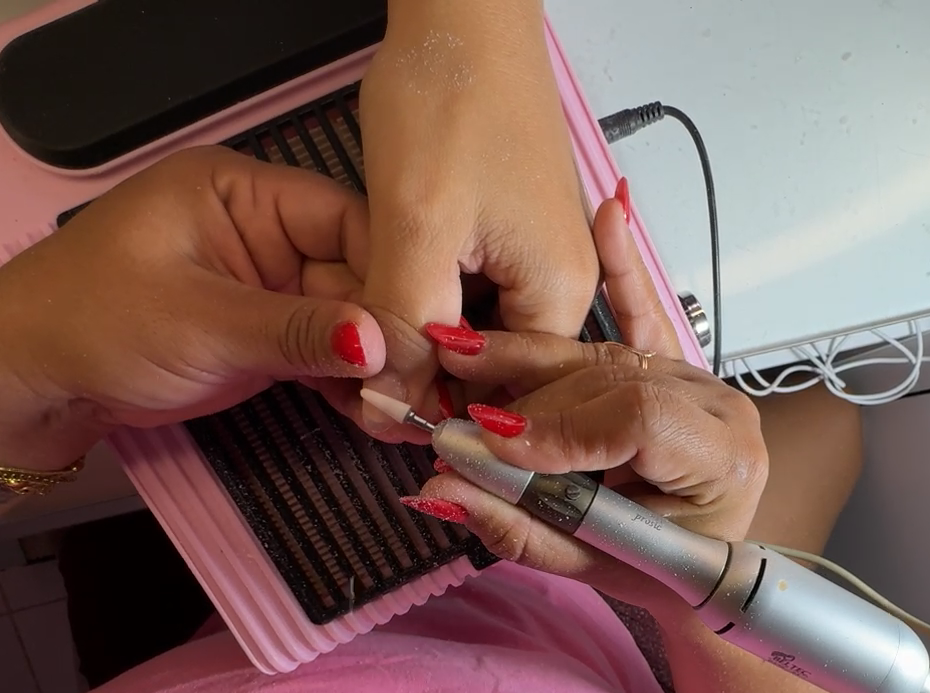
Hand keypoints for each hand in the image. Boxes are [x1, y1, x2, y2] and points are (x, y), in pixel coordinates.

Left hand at [0, 147, 386, 468]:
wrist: (34, 385)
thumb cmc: (92, 324)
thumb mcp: (197, 322)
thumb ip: (296, 331)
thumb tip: (385, 346)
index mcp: (245, 194)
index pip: (350, 222)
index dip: (393, 274)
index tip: (427, 334)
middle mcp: (272, 234)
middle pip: (363, 277)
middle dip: (391, 336)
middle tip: (421, 391)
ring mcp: (279, 289)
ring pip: (358, 324)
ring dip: (380, 371)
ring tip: (402, 414)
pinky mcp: (280, 336)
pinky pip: (336, 356)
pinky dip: (357, 388)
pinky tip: (378, 417)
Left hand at [350, 0, 599, 435]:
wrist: (464, 17)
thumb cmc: (456, 98)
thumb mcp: (418, 225)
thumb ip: (406, 324)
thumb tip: (393, 397)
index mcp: (560, 296)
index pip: (505, 391)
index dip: (441, 408)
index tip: (382, 415)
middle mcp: (564, 288)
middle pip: (495, 367)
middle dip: (431, 375)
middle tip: (365, 378)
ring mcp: (543, 264)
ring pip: (480, 335)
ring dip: (426, 340)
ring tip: (374, 332)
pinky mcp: (517, 242)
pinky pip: (477, 298)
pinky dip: (436, 305)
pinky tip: (398, 294)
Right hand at [410, 199, 764, 614]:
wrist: (709, 569)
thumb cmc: (663, 575)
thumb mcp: (599, 569)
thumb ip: (525, 533)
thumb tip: (441, 493)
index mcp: (722, 460)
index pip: (637, 422)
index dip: (559, 428)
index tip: (488, 441)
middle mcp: (719, 408)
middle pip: (613, 382)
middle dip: (529, 402)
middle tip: (454, 413)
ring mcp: (700, 382)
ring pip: (604, 356)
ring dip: (530, 353)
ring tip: (460, 347)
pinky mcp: (678, 369)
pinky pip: (646, 316)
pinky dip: (625, 269)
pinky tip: (612, 213)